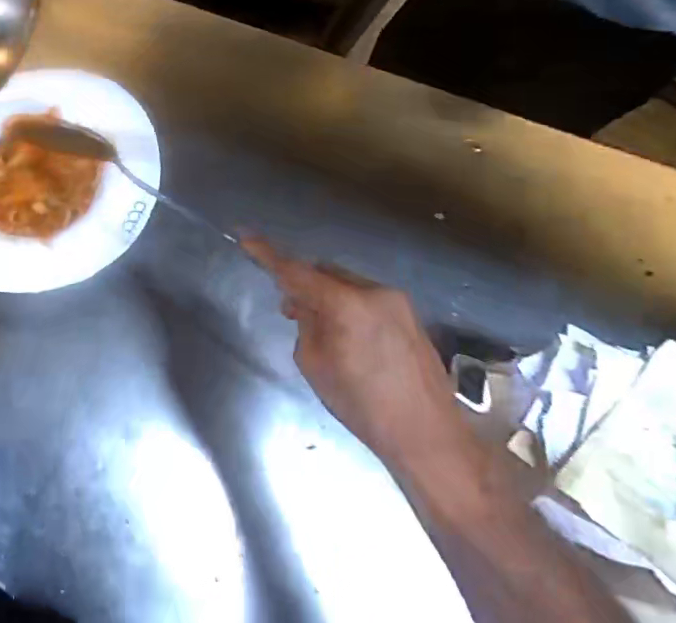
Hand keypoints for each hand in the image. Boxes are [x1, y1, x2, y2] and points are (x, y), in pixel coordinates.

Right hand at [245, 235, 473, 474]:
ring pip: (347, 285)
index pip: (297, 271)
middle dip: (303, 284)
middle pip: (324, 272)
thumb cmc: (362, 405)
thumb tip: (304, 306)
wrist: (429, 438)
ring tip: (320, 328)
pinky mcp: (411, 317)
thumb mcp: (314, 364)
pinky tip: (348, 337)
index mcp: (346, 303)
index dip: (268, 254)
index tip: (246, 238)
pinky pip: (367, 299)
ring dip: (327, 296)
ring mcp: (397, 302)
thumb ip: (304, 324)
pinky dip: (348, 307)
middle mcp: (374, 292)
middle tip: (289, 309)